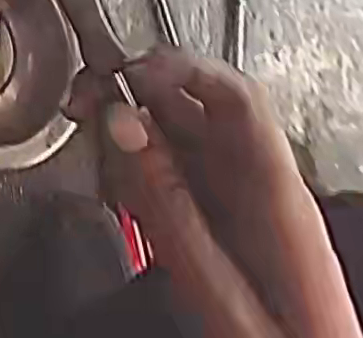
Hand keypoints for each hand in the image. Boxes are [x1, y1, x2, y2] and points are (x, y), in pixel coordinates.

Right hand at [73, 48, 362, 337]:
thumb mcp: (223, 295)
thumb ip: (172, 208)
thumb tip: (125, 125)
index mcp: (276, 194)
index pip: (235, 94)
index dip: (179, 67)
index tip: (125, 72)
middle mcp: (258, 185)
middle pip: (193, 104)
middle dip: (132, 92)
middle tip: (86, 102)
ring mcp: (238, 201)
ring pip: (173, 132)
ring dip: (126, 132)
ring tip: (98, 155)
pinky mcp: (219, 218)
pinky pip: (170, 166)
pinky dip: (134, 165)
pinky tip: (119, 189)